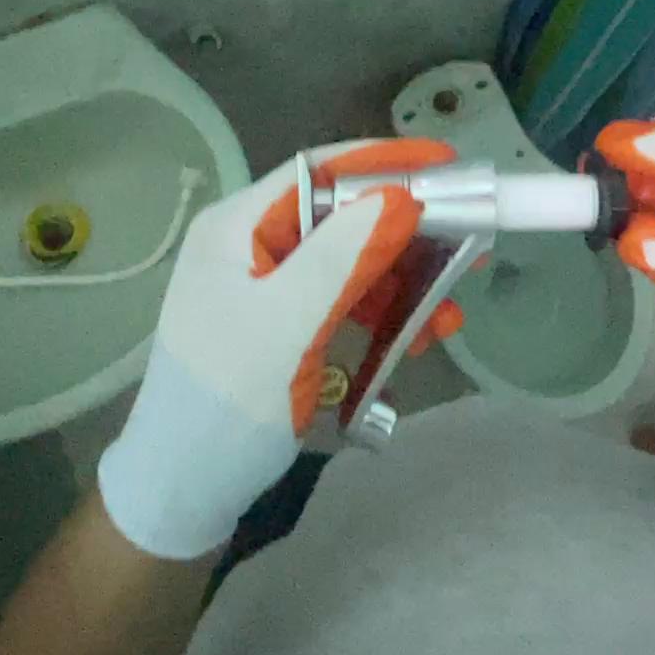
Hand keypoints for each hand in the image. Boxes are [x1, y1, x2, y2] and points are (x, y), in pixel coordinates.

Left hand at [98, 139, 457, 557]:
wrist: (184, 491)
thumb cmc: (226, 405)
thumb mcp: (287, 326)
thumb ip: (342, 256)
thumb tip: (401, 196)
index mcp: (238, 227)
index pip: (319, 172)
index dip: (386, 162)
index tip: (449, 165)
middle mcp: (254, 244)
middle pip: (344, 217)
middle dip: (407, 235)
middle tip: (470, 246)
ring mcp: (271, 285)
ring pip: (354, 261)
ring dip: (405, 283)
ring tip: (451, 315)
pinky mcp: (288, 322)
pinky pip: (347, 300)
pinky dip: (386, 313)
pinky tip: (420, 336)